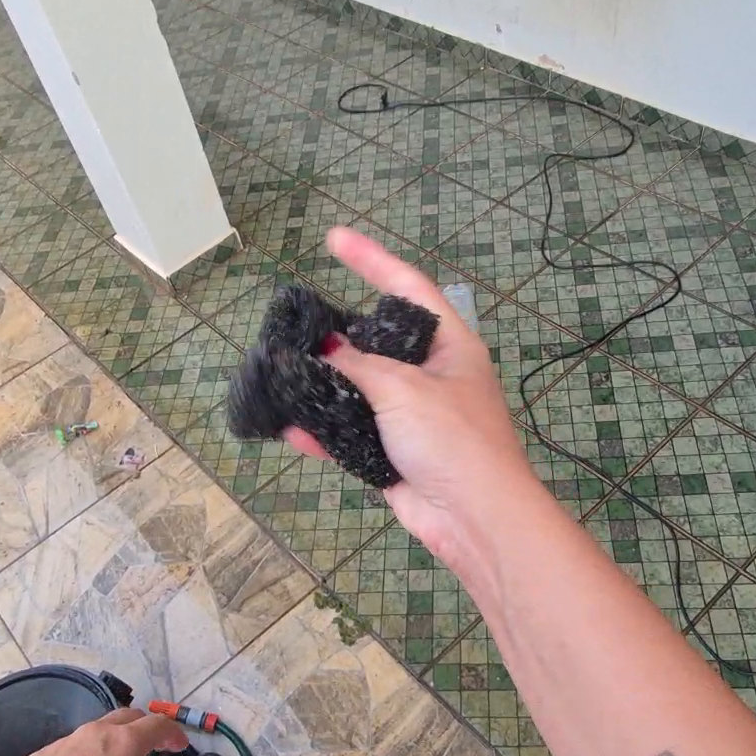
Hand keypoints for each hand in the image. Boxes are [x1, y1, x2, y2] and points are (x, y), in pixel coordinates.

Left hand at [0, 707, 188, 755]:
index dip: (174, 733)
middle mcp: (94, 733)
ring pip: (96, 732)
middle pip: (127, 717)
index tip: (180, 747)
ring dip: (112, 742)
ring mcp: (63, 742)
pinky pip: (69, 749)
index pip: (158, 725)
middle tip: (152, 750)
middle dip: (145, 729)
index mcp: (124, 744)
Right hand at [282, 227, 551, 582]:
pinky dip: (324, 432)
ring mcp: (410, 416)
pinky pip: (351, 433)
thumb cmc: (453, 439)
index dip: (372, 259)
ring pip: (358, 391)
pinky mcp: (393, 453)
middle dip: (337, 337)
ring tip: (282, 376)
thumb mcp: (404, 389)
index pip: (408, 287)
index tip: (334, 239)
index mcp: (448, 346)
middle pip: (376, 343)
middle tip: (295, 328)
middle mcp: (430, 376)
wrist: (473, 516)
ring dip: (323, 388)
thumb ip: (358, 365)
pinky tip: (292, 429)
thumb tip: (324, 352)